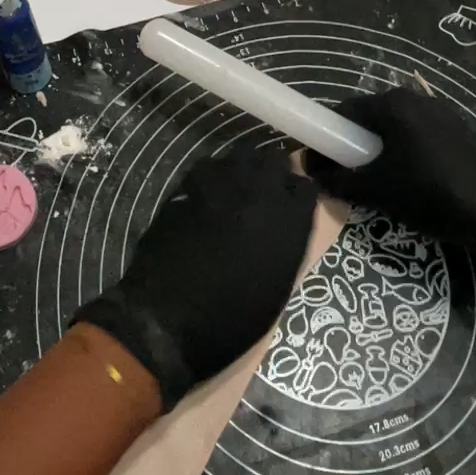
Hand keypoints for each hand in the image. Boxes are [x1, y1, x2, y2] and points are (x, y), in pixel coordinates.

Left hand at [72, 143, 315, 409]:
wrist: (170, 318)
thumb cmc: (232, 317)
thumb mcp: (277, 282)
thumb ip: (284, 240)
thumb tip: (278, 223)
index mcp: (289, 219)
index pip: (305, 186)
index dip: (295, 194)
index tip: (289, 204)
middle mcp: (260, 190)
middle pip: (273, 160)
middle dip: (270, 173)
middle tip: (261, 193)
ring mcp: (222, 181)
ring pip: (240, 156)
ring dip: (241, 170)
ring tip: (234, 192)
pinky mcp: (188, 182)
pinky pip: (209, 167)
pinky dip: (212, 178)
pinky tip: (205, 199)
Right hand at [308, 88, 475, 312]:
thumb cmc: (434, 195)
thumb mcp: (378, 191)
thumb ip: (339, 180)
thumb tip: (311, 173)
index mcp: (392, 104)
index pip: (342, 110)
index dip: (324, 137)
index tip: (316, 163)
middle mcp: (414, 98)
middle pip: (367, 118)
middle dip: (350, 145)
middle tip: (342, 177)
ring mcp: (439, 112)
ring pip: (392, 128)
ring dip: (376, 151)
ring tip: (374, 184)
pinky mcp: (457, 129)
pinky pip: (415, 136)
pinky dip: (401, 153)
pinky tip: (406, 183)